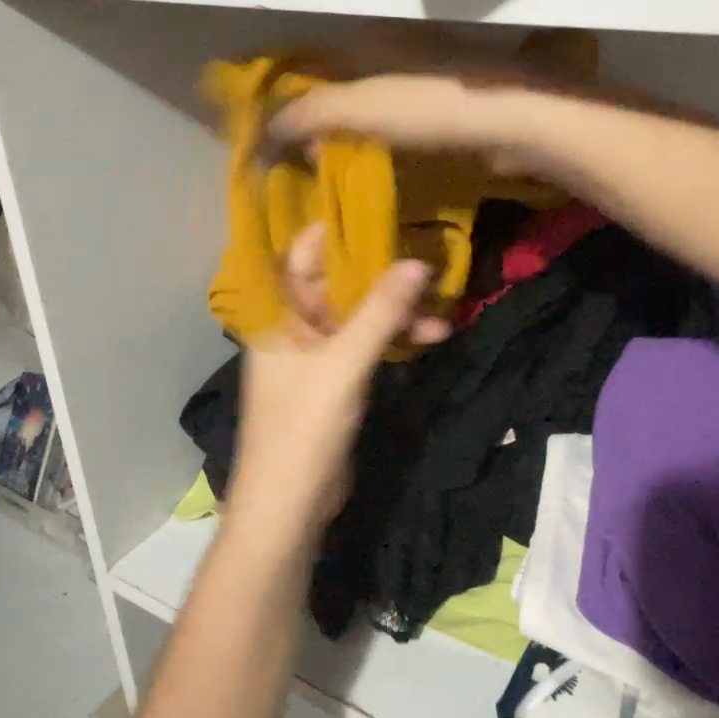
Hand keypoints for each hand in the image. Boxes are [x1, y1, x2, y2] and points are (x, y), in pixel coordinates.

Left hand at [226, 237, 435, 544]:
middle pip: (338, 283)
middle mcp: (294, 327)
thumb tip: (418, 261)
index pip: (303, 255)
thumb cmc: (302, 429)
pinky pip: (367, 345)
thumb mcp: (342, 365)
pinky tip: (431, 335)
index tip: (383, 209)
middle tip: (428, 258)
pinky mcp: (336, 381)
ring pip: (359, 315)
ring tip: (440, 309)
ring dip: (396, 310)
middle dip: (382, 273)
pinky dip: (395, 338)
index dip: (338, 230)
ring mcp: (316, 355)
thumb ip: (379, 313)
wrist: (288, 508)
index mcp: (278, 315)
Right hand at [267, 29, 682, 174]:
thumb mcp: (360, 106)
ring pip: (367, 109)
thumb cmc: (432, 106)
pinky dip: (378, 146)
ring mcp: (423, 79)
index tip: (265, 137)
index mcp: (367, 41)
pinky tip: (372, 169)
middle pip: (337, 87)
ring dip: (346, 138)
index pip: (309, 65)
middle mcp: (392, 51)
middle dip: (313, 123)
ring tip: (326, 173)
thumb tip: (265, 131)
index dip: (284, 99)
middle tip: (294, 162)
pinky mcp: (447, 109)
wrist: (518, 119)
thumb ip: (309, 114)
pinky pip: (397, 128)